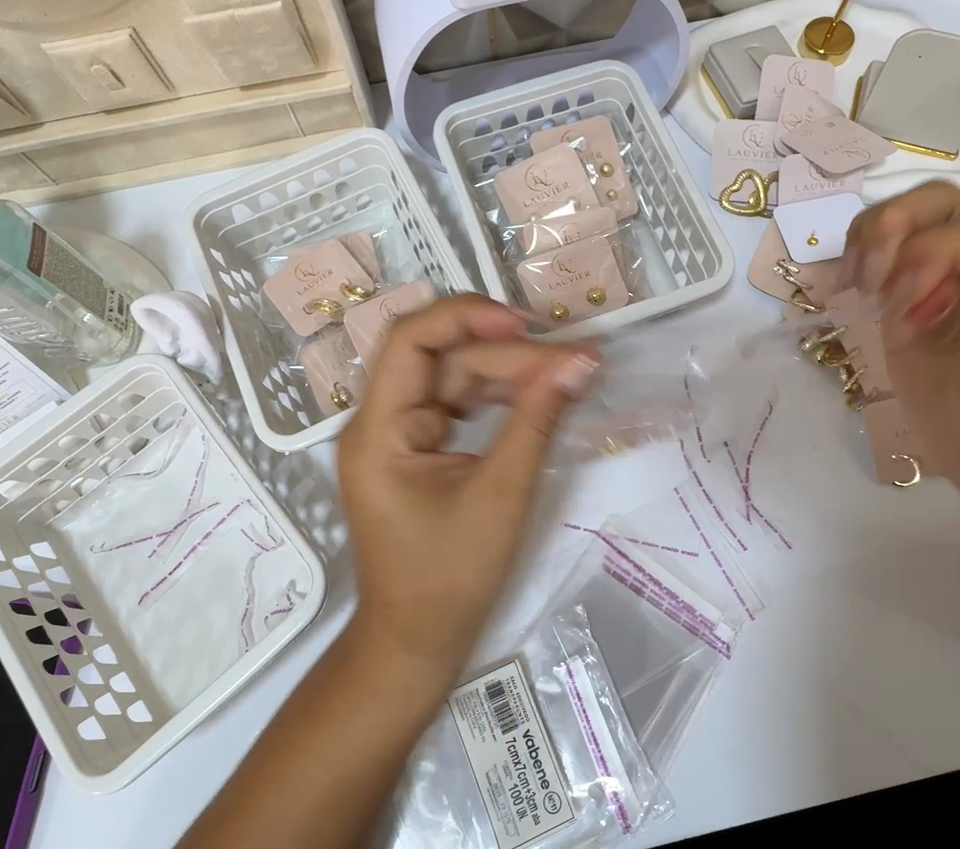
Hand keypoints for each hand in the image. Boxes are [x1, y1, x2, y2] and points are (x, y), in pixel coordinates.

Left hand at [336, 295, 598, 674]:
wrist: (418, 643)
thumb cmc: (451, 578)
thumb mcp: (501, 495)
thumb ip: (537, 421)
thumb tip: (581, 362)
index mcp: (378, 430)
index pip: (409, 341)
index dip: (463, 317)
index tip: (523, 321)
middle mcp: (379, 422)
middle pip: (442, 358)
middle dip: (508, 353)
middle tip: (575, 357)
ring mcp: (397, 435)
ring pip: (453, 378)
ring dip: (508, 372)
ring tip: (568, 370)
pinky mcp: (417, 450)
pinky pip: (456, 405)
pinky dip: (497, 397)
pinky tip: (538, 394)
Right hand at [841, 182, 959, 502]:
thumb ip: (954, 330)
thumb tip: (901, 281)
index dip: (929, 255)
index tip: (894, 302)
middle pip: (939, 209)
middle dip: (893, 228)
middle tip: (864, 276)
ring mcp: (959, 287)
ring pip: (905, 228)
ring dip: (870, 243)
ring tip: (854, 286)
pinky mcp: (922, 312)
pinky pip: (887, 270)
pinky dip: (861, 269)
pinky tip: (849, 294)